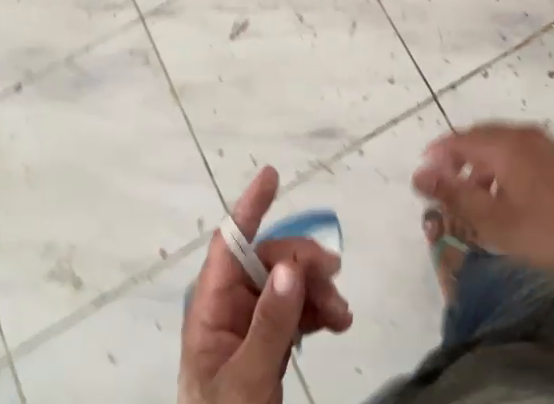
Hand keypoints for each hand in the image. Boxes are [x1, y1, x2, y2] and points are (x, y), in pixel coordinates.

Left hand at [179, 166, 352, 403]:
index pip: (229, 244)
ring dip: (318, 292)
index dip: (249, 207)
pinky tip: (338, 324)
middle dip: (303, 264)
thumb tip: (290, 267)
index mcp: (210, 309)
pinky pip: (296, 312)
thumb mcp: (247, 378)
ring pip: (288, 286)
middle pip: (268, 262)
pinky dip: (319, 312)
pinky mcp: (267, 345)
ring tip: (343, 316)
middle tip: (336, 278)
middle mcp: (228, 309)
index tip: (272, 175)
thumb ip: (269, 324)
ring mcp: (248, 326)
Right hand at [412, 123, 553, 284]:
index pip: (459, 140)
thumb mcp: (493, 221)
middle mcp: (525, 136)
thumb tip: (419, 173)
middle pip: (479, 139)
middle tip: (442, 192)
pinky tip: (504, 202)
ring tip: (471, 202)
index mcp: (506, 145)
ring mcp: (547, 146)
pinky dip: (501, 171)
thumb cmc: (550, 236)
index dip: (436, 157)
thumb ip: (454, 194)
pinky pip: (519, 156)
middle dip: (456, 161)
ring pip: (500, 148)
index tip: (421, 182)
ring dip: (479, 168)